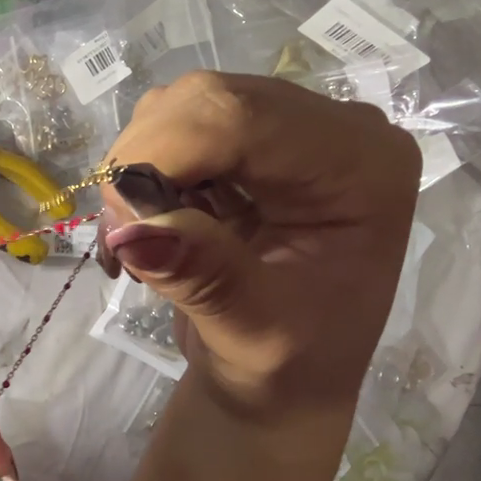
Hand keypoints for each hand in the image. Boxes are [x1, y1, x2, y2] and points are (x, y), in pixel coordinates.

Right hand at [96, 71, 419, 416]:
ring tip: (142, 238)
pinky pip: (170, 131)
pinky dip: (139, 175)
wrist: (282, 380)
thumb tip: (134, 232)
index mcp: (359, 167)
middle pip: (205, 100)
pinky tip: (151, 224)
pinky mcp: (245, 147)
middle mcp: (330, 131)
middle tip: (123, 241)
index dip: (162, 157)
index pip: (244, 118)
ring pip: (178, 109)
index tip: (121, 230)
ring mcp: (285, 135)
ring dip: (136, 171)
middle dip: (142, 164)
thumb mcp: (253, 332)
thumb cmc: (286, 364)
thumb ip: (203, 277)